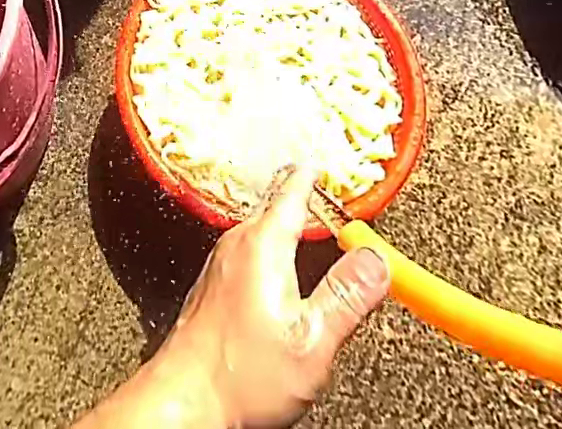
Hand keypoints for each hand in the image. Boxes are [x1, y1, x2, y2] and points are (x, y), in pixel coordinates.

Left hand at [78, 166, 390, 427]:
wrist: (185, 399)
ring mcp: (222, 261)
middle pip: (275, 206)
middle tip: (323, 192)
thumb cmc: (242, 374)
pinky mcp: (214, 282)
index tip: (322, 162)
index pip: (291, 191)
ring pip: (261, 228)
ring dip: (285, 224)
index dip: (311, 175)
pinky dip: (270, 246)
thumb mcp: (311, 340)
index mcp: (263, 244)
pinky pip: (248, 248)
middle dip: (301, 198)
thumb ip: (347, 296)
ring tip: (308, 228)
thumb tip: (375, 258)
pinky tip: (280, 270)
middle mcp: (238, 243)